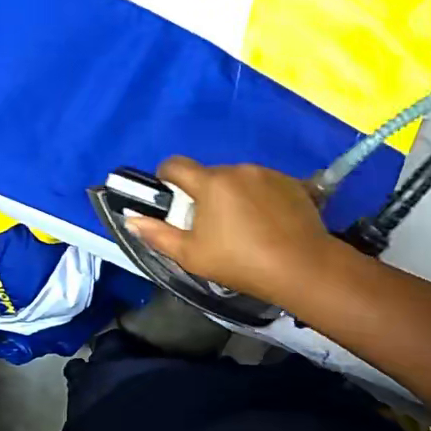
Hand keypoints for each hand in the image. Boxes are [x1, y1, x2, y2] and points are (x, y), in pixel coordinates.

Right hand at [125, 156, 344, 304]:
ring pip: (239, 179)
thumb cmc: (239, 262)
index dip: (165, 176)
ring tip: (243, 228)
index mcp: (210, 183)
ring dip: (234, 196)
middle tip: (209, 227)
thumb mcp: (191, 256)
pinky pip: (265, 185)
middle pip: (209, 175)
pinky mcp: (292, 182)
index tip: (167, 195)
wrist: (300, 266)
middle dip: (204, 194)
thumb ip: (158, 235)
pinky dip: (260, 199)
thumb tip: (131, 220)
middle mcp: (238, 169)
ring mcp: (268, 173)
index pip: (176, 165)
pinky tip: (267, 225)